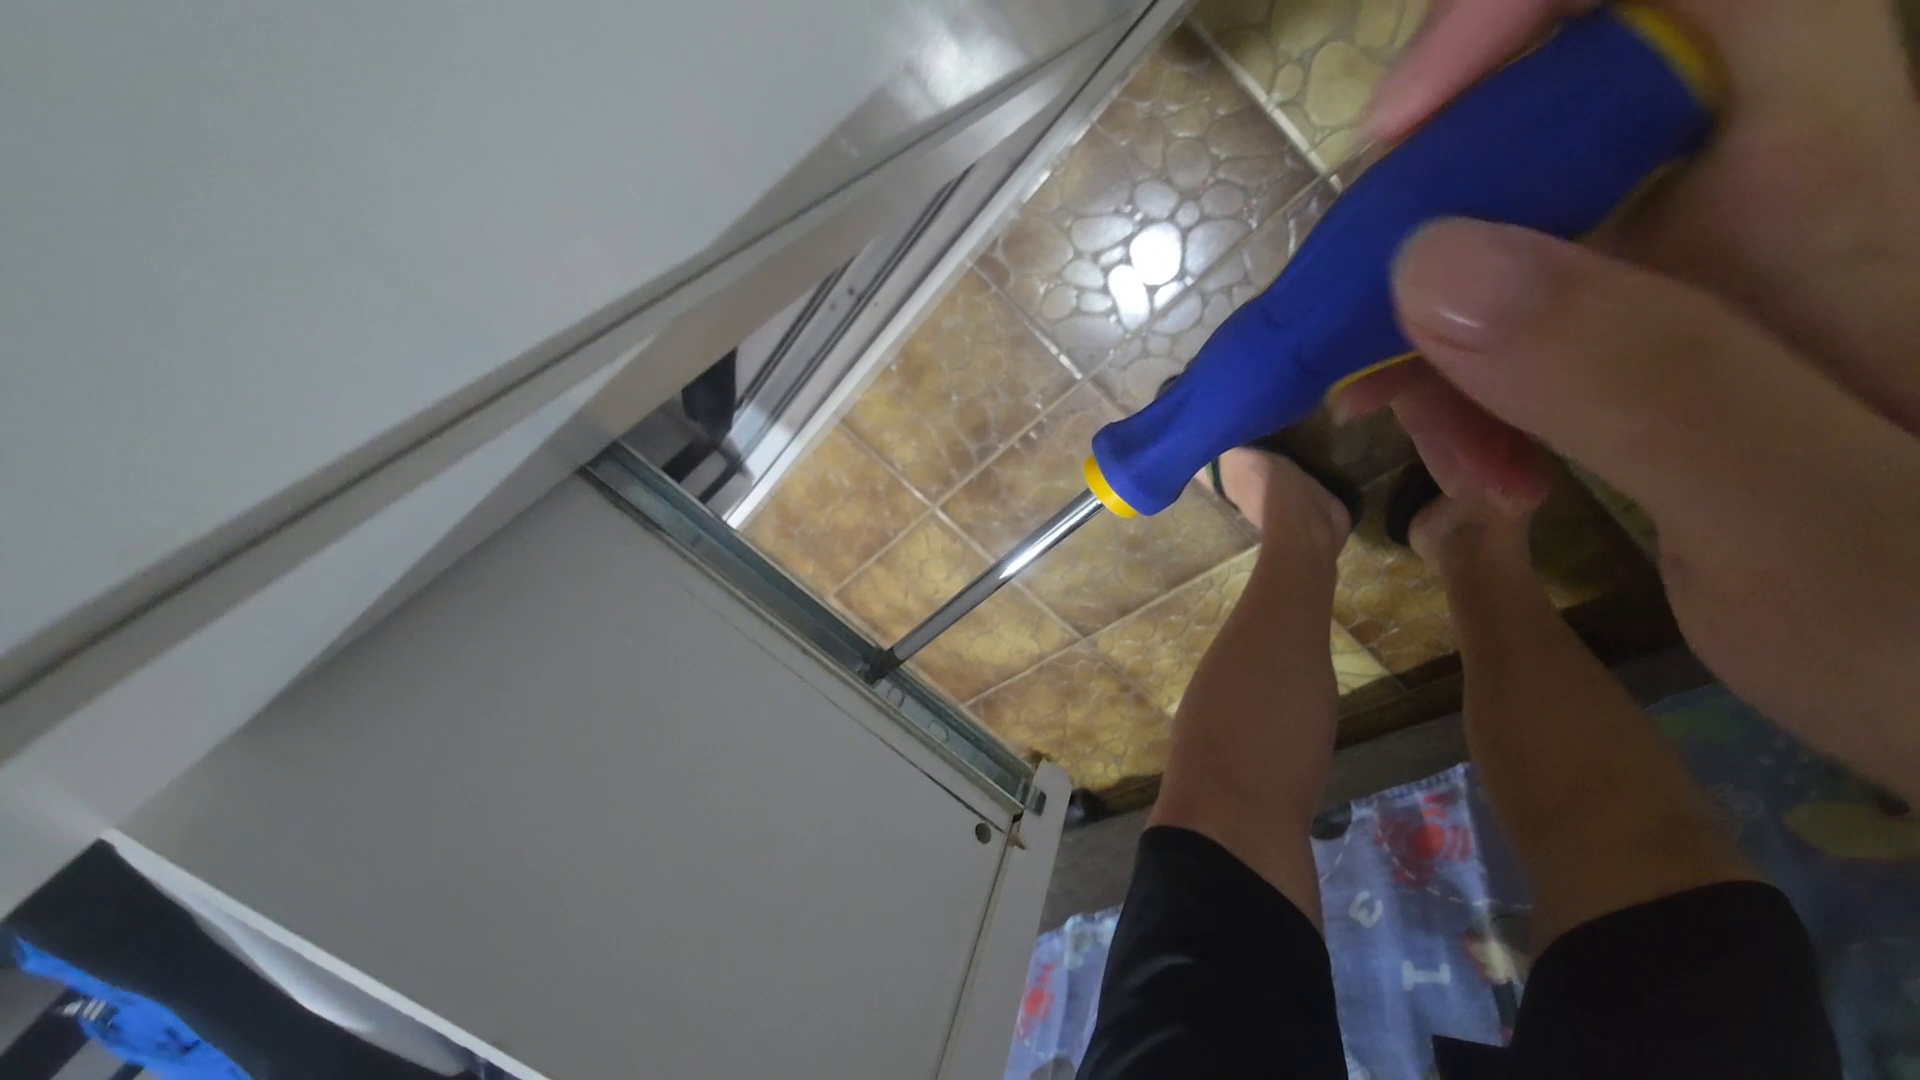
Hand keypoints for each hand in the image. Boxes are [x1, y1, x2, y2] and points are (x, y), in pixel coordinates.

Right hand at [1341, 0, 1919, 792]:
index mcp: (1838, 189)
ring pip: (1508, 238)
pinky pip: (1512, 325)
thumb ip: (1642, 381)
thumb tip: (1430, 262)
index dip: (1523, 10)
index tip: (1403, 130)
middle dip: (1425, 229)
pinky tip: (1481, 474)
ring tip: (1439, 454)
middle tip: (1361, 343)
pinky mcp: (1644, 346)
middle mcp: (1758, 202)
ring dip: (1429, 337)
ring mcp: (1692, 278)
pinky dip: (1461, 392)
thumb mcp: (1813, 524)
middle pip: (1551, 122)